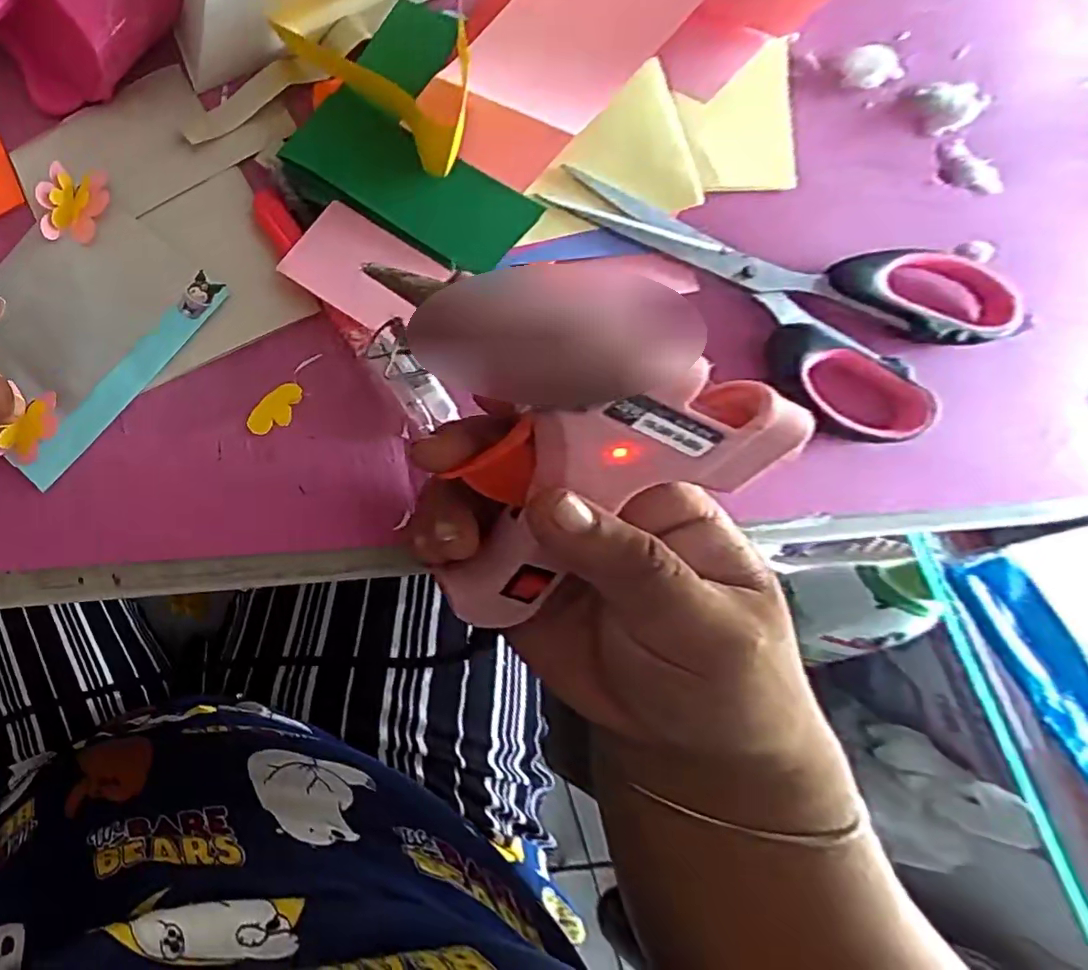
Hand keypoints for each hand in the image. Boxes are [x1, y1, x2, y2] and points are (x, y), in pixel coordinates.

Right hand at [403, 416, 833, 775]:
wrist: (684, 747)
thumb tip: (549, 502)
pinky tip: (435, 560)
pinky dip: (438, 547)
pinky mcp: (505, 578)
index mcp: (644, 494)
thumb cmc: (727, 674)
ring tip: (441, 544)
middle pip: (516, 459)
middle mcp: (585, 505)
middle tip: (434, 462)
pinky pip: (463, 550)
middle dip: (470, 456)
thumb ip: (628, 559)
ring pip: (478, 500)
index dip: (534, 420)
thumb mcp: (699, 620)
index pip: (587, 437)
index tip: (484, 414)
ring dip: (448, 508)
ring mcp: (539, 541)